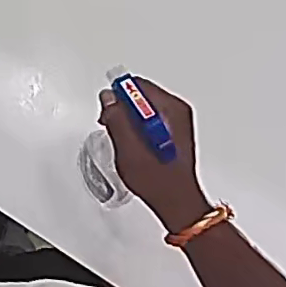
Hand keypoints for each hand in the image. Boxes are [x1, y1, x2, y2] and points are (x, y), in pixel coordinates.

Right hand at [98, 78, 211, 234]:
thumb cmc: (157, 178)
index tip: (110, 114)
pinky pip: (146, 118)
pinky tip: (133, 146)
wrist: (176, 200)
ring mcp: (176, 121)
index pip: (135, 85)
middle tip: (115, 129)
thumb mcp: (127, 146)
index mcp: (170, 109)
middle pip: (138, 94)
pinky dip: (135, 128)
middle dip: (121, 109)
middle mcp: (176, 111)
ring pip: (140, 107)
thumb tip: (109, 97)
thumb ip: (116, 116)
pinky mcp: (172, 131)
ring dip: (126, 120)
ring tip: (125, 142)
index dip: (117, 98)